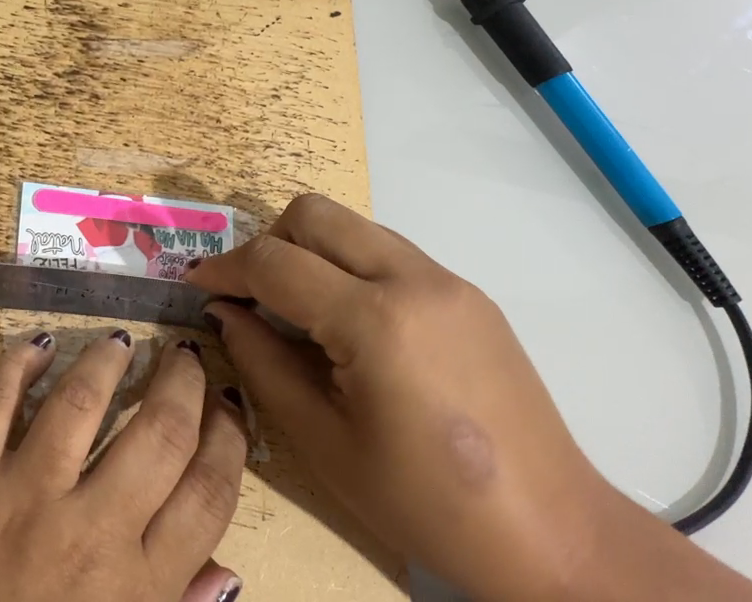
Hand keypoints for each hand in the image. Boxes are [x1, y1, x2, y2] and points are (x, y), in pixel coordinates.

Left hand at [0, 330, 250, 601]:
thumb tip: (225, 572)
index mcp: (139, 584)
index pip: (206, 495)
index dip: (228, 439)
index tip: (230, 403)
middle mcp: (90, 529)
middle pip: (158, 435)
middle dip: (182, 384)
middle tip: (185, 355)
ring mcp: (24, 493)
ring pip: (79, 403)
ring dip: (106, 361)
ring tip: (121, 341)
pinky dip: (18, 363)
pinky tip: (41, 342)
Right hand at [186, 194, 620, 600]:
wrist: (555, 536)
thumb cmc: (426, 504)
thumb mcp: (322, 441)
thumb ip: (262, 362)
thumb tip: (225, 312)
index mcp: (376, 322)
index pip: (274, 263)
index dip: (224, 269)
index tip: (196, 286)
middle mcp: (414, 281)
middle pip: (313, 214)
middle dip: (267, 243)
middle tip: (250, 294)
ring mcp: (450, 283)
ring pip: (352, 226)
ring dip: (309, 251)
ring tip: (295, 308)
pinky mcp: (470, 295)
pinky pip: (388, 253)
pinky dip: (349, 267)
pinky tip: (347, 324)